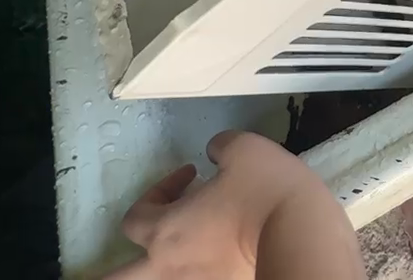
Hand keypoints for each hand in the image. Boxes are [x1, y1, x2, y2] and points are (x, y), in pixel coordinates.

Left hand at [105, 131, 343, 278]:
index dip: (158, 191)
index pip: (135, 216)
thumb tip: (214, 151)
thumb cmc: (264, 188)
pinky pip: (200, 278)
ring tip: (188, 248)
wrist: (298, 229)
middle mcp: (167, 264)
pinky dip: (202, 270)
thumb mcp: (246, 148)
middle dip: (113, 271)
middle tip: (149, 245)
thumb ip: (222, 146)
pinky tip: (224, 254)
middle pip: (115, 278)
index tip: (191, 174)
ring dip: (163, 268)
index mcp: (166, 229)